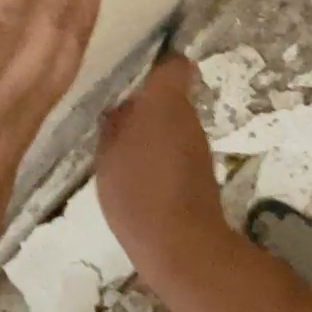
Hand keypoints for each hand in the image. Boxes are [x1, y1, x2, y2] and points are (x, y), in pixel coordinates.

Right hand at [94, 57, 242, 287]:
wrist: (181, 244)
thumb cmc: (137, 192)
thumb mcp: (108, 157)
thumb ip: (114, 128)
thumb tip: (121, 110)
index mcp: (164, 103)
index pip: (174, 66)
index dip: (159, 66)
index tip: (138, 76)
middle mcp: (188, 118)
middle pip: (170, 99)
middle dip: (146, 108)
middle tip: (116, 126)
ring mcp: (198, 147)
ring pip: (174, 127)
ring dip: (152, 136)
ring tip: (123, 159)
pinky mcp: (202, 174)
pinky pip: (178, 153)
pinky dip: (161, 160)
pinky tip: (140, 183)